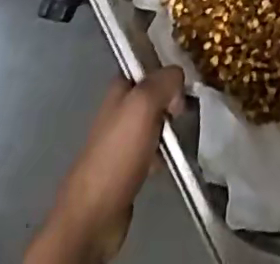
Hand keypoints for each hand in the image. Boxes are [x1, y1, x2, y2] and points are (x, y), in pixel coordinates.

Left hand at [26, 67, 184, 263]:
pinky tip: (169, 162)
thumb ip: (164, 81)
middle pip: (155, 95)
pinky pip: (153, 149)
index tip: (184, 89)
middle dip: (172, 103)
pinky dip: (164, 154)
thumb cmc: (119, 152)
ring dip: (170, 130)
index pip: (149, 67)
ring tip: (179, 139)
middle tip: (181, 116)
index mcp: (118, 89)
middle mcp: (118, 110)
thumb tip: (179, 78)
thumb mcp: (144, 103)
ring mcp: (121, 139)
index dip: (169, 74)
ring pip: (156, 123)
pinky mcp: (127, 166)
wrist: (95, 213)